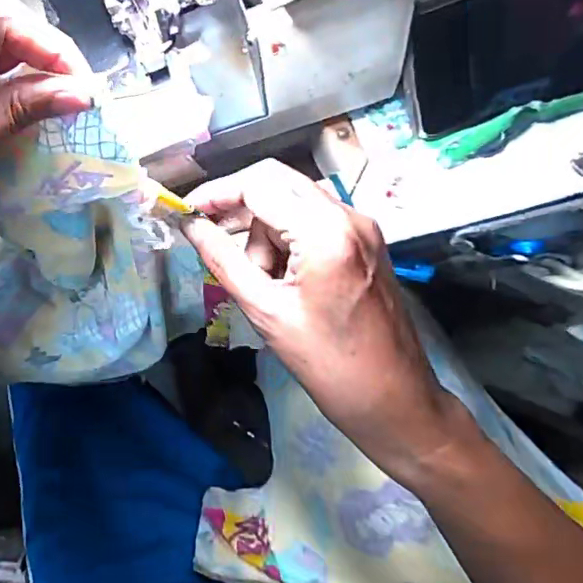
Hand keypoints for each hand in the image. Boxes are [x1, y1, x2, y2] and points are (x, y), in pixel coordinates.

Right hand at [181, 160, 470, 477]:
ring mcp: (361, 227)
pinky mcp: (364, 241)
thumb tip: (189, 225)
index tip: (186, 213)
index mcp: (326, 233)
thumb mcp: (265, 310)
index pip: (258, 185)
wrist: (396, 401)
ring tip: (259, 279)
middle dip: (237, 205)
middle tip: (208, 234)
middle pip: (276, 181)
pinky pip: (310, 219)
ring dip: (262, 229)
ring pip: (291, 200)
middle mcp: (349, 217)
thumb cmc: (329, 364)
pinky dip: (284, 237)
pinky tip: (278, 276)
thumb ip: (221, 258)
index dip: (216, 193)